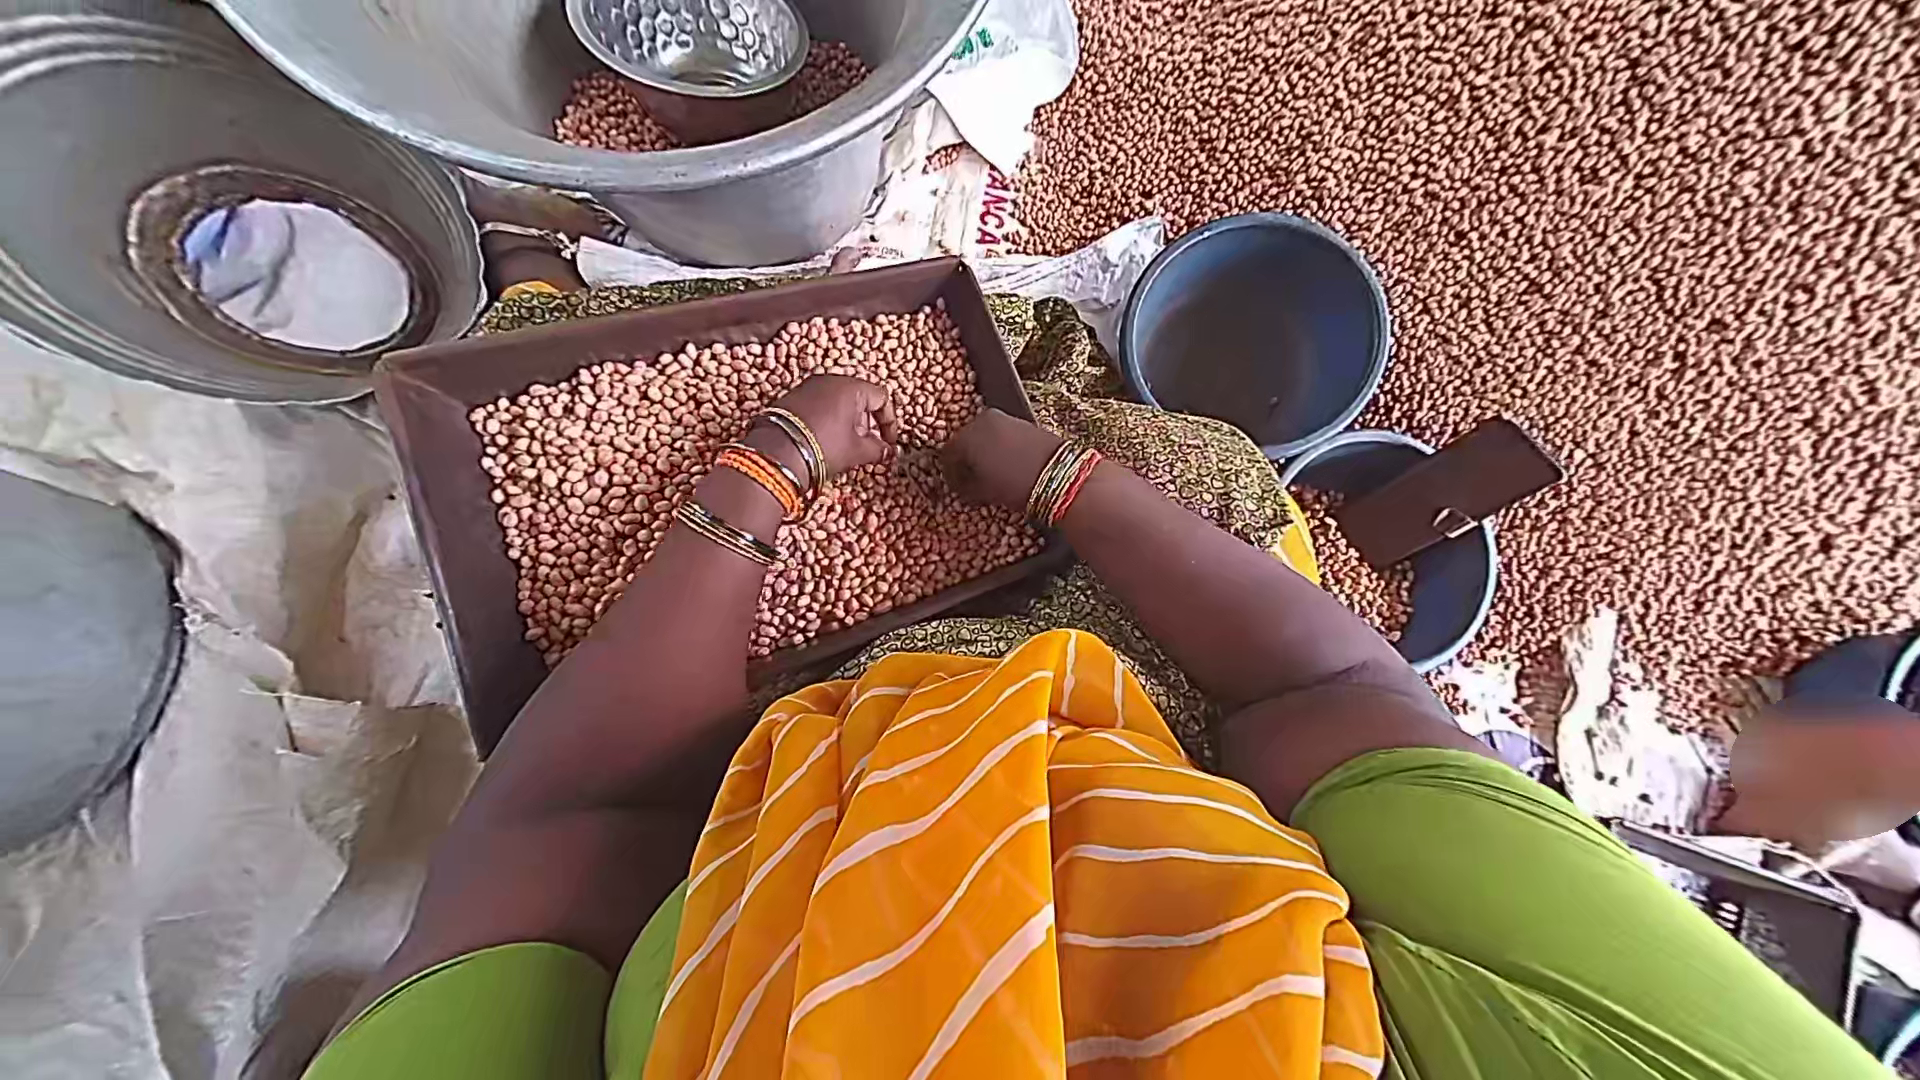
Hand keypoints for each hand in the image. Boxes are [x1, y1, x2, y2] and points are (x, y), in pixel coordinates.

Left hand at [768, 375, 899, 477]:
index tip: (888, 442)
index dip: (889, 423)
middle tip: (868, 447)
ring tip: (845, 447)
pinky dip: (829, 421)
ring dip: (848, 423)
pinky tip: (825, 442)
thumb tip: (887, 452)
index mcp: (851, 387)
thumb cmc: (822, 447)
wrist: (777, 453)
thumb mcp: (857, 451)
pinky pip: (819, 406)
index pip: (882, 398)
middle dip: (867, 424)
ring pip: (839, 402)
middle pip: (860, 399)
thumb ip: (878, 449)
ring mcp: (808, 387)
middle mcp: (829, 380)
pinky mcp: (792, 398)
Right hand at [941, 408, 1063, 509]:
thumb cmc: (1013, 484)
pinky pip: (1002, 435)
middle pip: (965, 441)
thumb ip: (965, 486)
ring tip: (990, 475)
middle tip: (971, 481)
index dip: (950, 473)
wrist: (1059, 475)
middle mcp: (981, 420)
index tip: (956, 488)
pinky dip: (999, 448)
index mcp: (966, 436)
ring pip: (984, 436)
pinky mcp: (1023, 422)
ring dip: (983, 453)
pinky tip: (1006, 465)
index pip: (948, 454)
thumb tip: (961, 484)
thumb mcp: (982, 491)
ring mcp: (1004, 418)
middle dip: (966, 460)